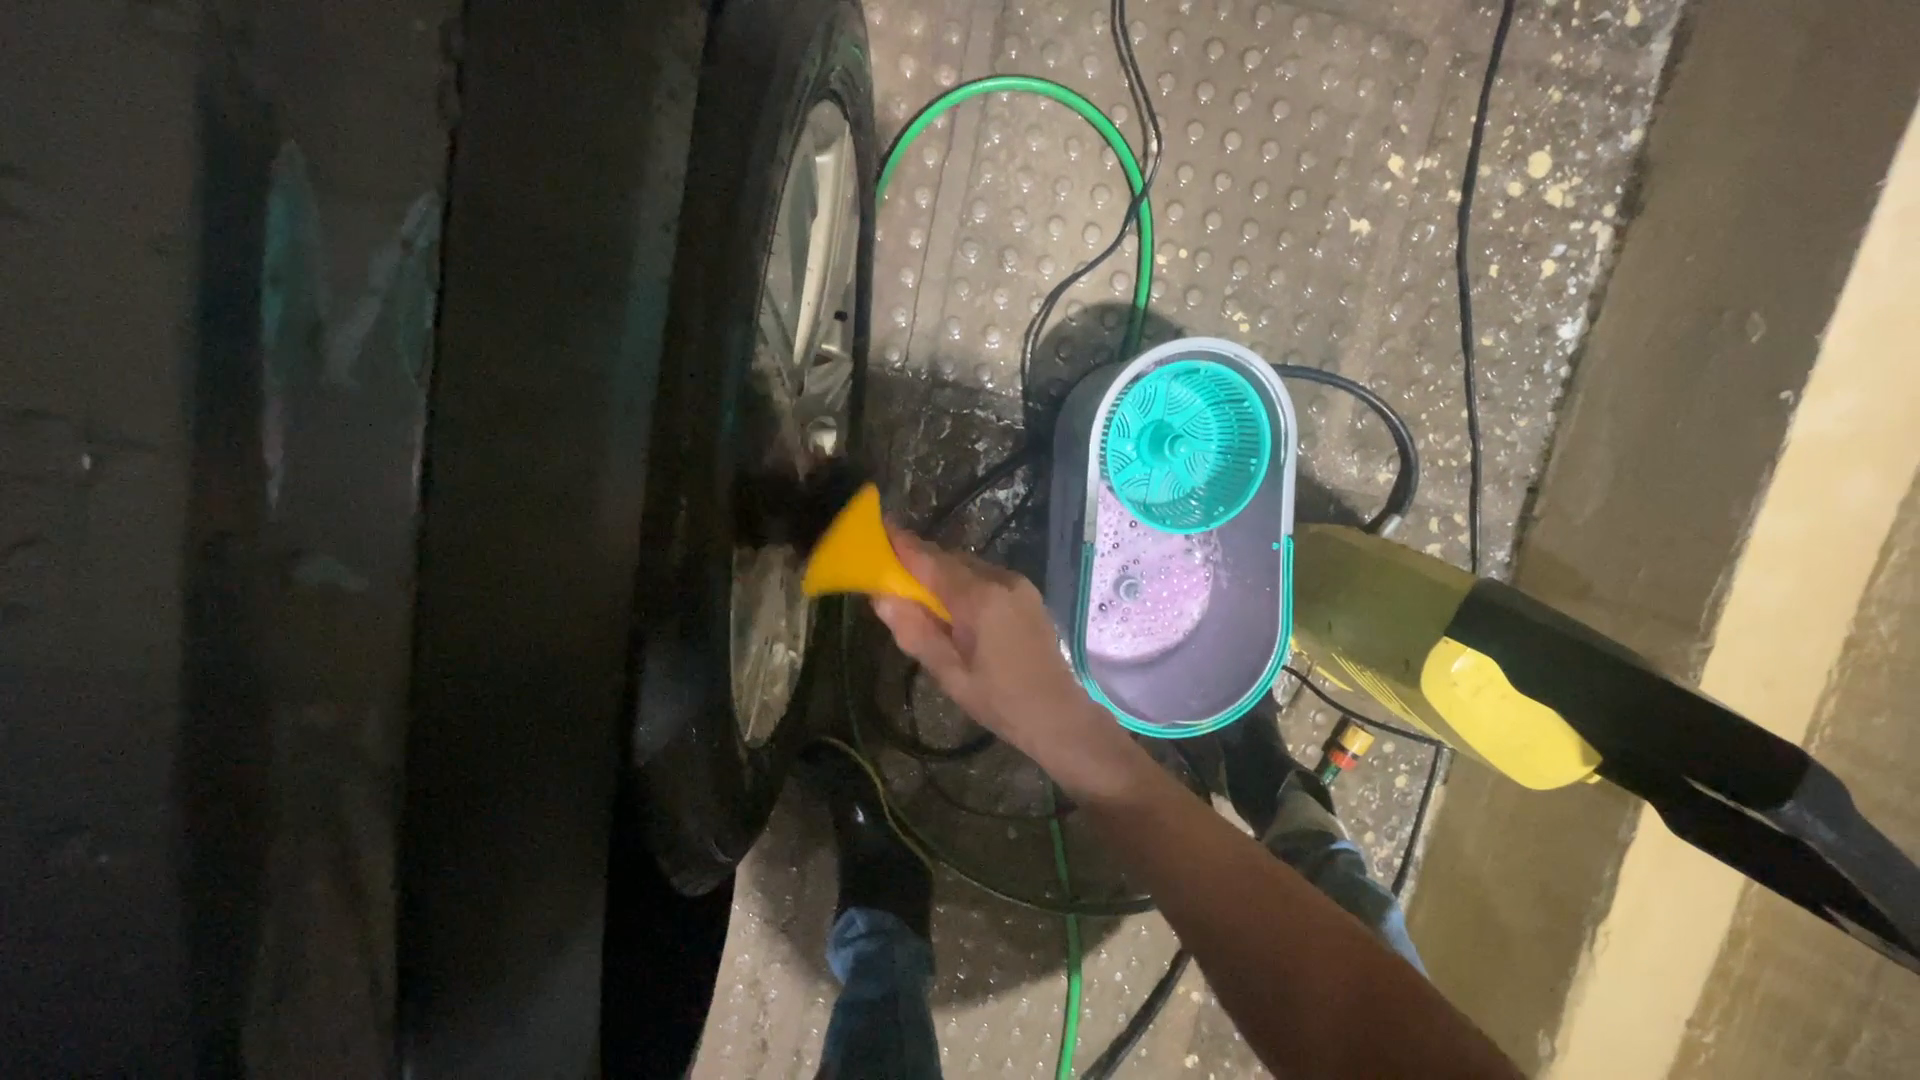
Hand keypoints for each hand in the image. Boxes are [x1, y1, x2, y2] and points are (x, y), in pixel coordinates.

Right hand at [871, 528, 1134, 788]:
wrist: (1059, 715)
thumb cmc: (1000, 701)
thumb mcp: (949, 674)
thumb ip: (915, 632)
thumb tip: (881, 598)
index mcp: (980, 599)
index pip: (931, 561)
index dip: (903, 546)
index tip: (880, 532)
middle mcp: (1001, 580)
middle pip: (950, 561)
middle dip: (920, 564)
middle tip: (890, 575)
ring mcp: (1019, 585)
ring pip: (969, 567)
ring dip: (942, 575)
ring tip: (919, 596)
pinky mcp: (1028, 594)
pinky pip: (986, 578)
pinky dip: (964, 584)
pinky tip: (954, 608)